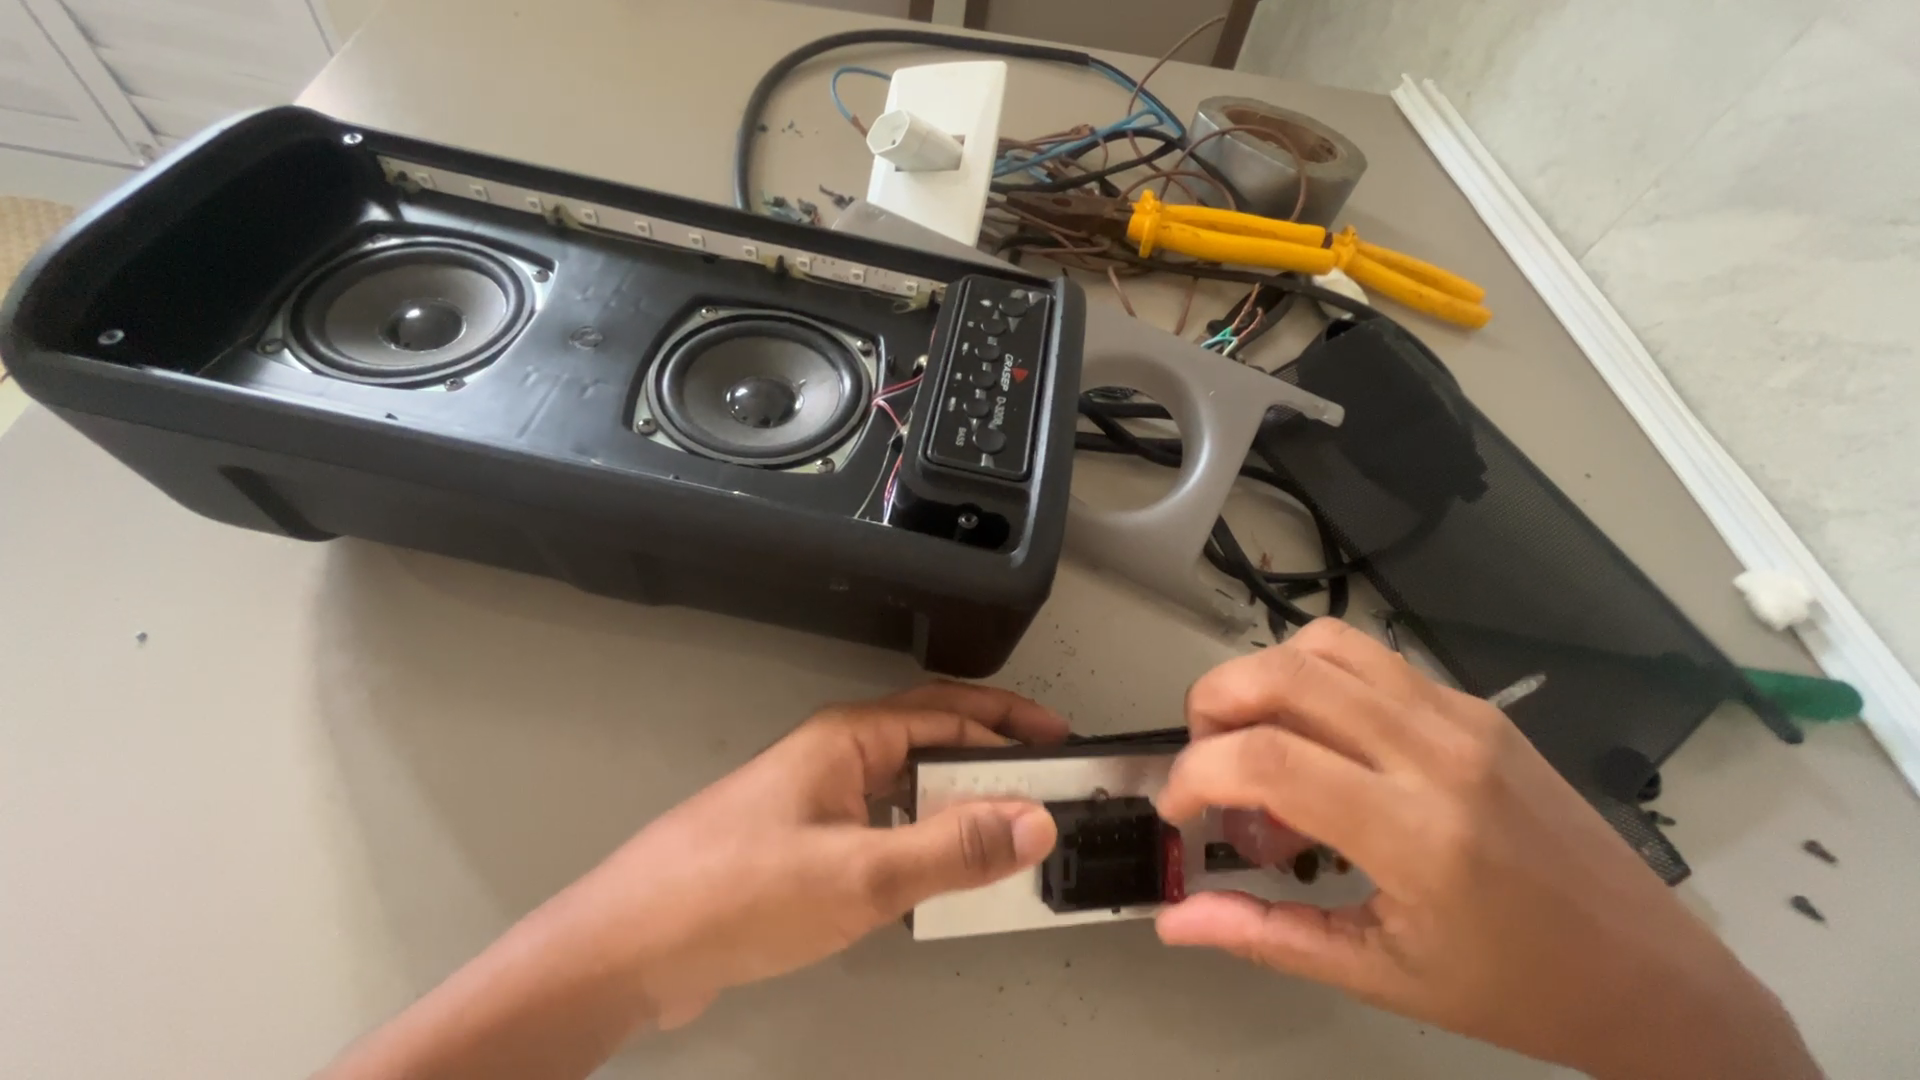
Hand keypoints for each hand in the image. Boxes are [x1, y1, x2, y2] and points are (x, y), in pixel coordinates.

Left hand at [318, 683, 1064, 1079]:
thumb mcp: (859, 875)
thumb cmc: (740, 895)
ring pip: (910, 790)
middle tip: (1052, 793)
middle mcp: (838, 757)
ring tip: (1012, 837)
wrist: (628, 950)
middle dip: (996, 763)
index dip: (1013, 723)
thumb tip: (1037, 820)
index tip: (1067, 745)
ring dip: (962, 805)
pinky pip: (885, 829)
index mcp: (851, 738)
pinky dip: (926, 842)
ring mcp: (819, 802)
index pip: (951, 712)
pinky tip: (943, 877)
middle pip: (934, 745)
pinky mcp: (805, 845)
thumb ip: (952, 849)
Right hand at [1154, 619, 1818, 1079]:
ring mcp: (1460, 717)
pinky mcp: (1473, 706)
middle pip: (1283, 675)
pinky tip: (1321, 745)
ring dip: (1260, 680)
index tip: (1178, 810)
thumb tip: (1174, 921)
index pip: (1267, 761)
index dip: (1194, 773)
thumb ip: (1265, 938)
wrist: (1656, 975)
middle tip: (1205, 761)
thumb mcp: (1380, 976)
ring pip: (1321, 645)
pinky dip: (1312, 682)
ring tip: (1255, 741)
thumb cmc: (1517, 990)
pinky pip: (1367, 659)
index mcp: (1417, 836)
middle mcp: (1437, 753)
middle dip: (1211, 706)